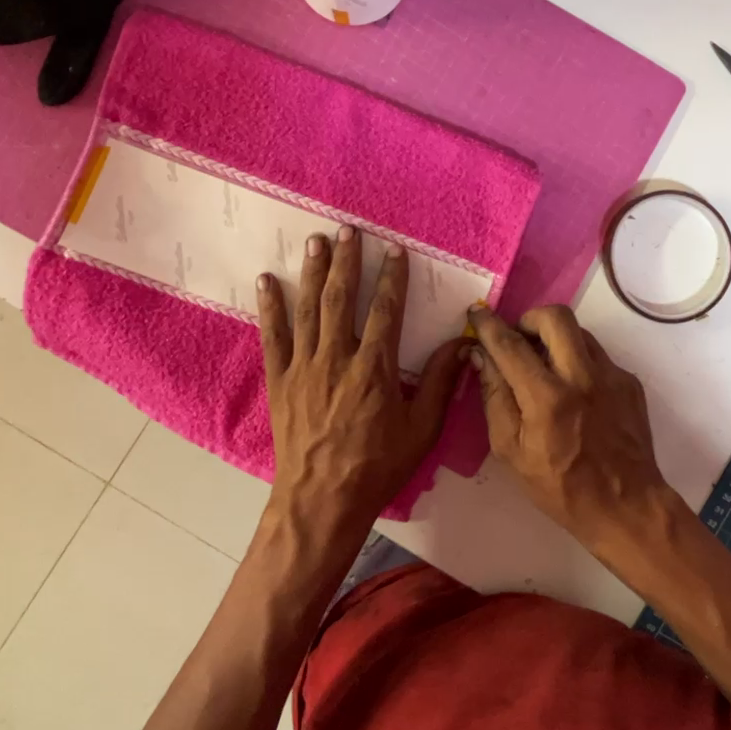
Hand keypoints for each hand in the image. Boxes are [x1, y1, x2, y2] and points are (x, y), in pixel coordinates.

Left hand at [257, 226, 468, 529]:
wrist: (321, 499)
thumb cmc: (377, 466)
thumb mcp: (421, 429)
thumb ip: (441, 383)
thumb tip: (463, 343)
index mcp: (374, 368)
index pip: (385, 310)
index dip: (391, 277)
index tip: (394, 249)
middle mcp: (337, 358)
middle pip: (341, 299)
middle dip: (346, 261)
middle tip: (346, 229)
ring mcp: (304, 367)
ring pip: (308, 309)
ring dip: (312, 272)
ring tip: (314, 240)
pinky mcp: (280, 380)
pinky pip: (273, 336)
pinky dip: (270, 307)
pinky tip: (266, 281)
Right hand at [467, 305, 674, 545]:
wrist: (625, 506)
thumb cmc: (560, 486)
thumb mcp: (511, 451)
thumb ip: (495, 398)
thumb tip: (483, 356)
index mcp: (547, 399)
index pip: (511, 345)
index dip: (489, 324)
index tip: (477, 313)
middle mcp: (582, 377)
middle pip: (555, 317)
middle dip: (529, 319)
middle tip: (518, 339)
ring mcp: (612, 377)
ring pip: (579, 332)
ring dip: (555, 339)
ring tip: (544, 367)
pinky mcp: (629, 383)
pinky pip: (597, 356)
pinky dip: (578, 362)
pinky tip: (573, 393)